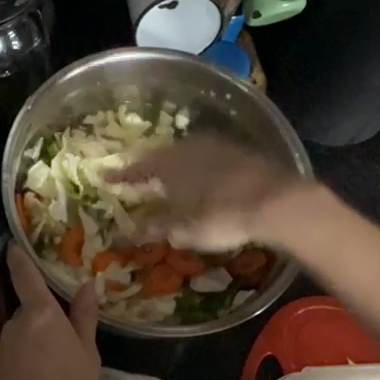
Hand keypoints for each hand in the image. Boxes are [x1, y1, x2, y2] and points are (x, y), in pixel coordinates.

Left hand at [0, 244, 100, 379]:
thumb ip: (84, 319)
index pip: (26, 276)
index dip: (20, 258)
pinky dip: (21, 368)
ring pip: (18, 340)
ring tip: (52, 379)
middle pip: (28, 314)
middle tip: (66, 352)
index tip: (14, 245)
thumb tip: (86, 285)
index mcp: (41, 315)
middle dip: (43, 324)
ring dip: (32, 348)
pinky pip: (9, 361)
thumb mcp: (89, 358)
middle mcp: (13, 326)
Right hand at [105, 136, 322, 250]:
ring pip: (185, 154)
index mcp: (168, 164)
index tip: (103, 176)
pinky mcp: (240, 153)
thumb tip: (126, 232)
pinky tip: (200, 180)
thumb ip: (154, 227)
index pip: (136, 168)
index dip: (119, 175)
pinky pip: (207, 158)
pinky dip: (196, 169)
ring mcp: (217, 147)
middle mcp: (188, 148)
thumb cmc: (221, 216)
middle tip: (135, 178)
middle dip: (147, 168)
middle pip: (160, 156)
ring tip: (166, 179)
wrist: (277, 202)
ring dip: (173, 167)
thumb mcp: (182, 228)